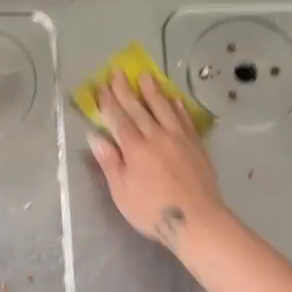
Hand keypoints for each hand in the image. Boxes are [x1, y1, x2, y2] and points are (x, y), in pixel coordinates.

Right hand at [88, 69, 224, 248]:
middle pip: (139, 109)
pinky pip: (185, 119)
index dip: (109, 102)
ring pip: (164, 109)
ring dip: (153, 92)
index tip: (101, 86)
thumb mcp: (121, 191)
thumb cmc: (151, 210)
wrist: (195, 219)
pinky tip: (174, 99)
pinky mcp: (196, 145)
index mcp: (135, 148)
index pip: (119, 119)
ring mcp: (179, 138)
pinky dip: (178, 107)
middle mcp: (156, 136)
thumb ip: (110, 162)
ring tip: (146, 76)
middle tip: (118, 72)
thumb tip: (95, 137)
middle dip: (126, 90)